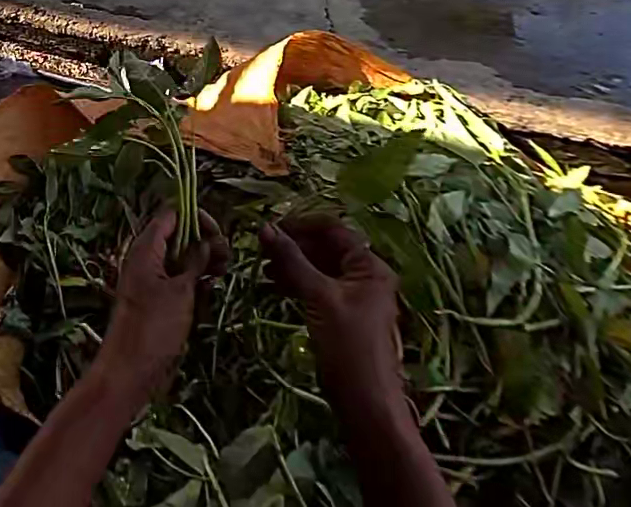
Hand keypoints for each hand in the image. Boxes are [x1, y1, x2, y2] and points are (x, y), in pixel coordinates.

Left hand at [100, 209, 225, 393]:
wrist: (128, 372)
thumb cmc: (153, 327)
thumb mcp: (180, 291)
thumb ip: (196, 261)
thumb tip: (207, 241)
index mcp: (146, 247)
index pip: (172, 214)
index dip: (196, 217)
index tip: (218, 234)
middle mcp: (147, 258)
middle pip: (178, 235)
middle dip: (203, 241)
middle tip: (226, 256)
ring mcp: (151, 279)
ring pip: (180, 257)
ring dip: (202, 260)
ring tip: (224, 271)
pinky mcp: (156, 299)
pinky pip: (178, 278)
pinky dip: (194, 279)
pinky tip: (211, 287)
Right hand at [259, 216, 402, 404]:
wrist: (366, 406)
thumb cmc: (348, 346)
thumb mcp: (318, 297)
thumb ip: (292, 260)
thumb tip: (264, 228)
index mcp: (369, 266)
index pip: (333, 229)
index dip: (301, 224)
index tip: (271, 227)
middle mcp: (365, 275)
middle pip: (325, 247)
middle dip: (294, 244)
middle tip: (261, 247)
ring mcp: (354, 296)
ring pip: (319, 267)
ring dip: (292, 263)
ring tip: (263, 267)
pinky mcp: (342, 314)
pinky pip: (317, 287)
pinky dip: (297, 282)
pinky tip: (275, 284)